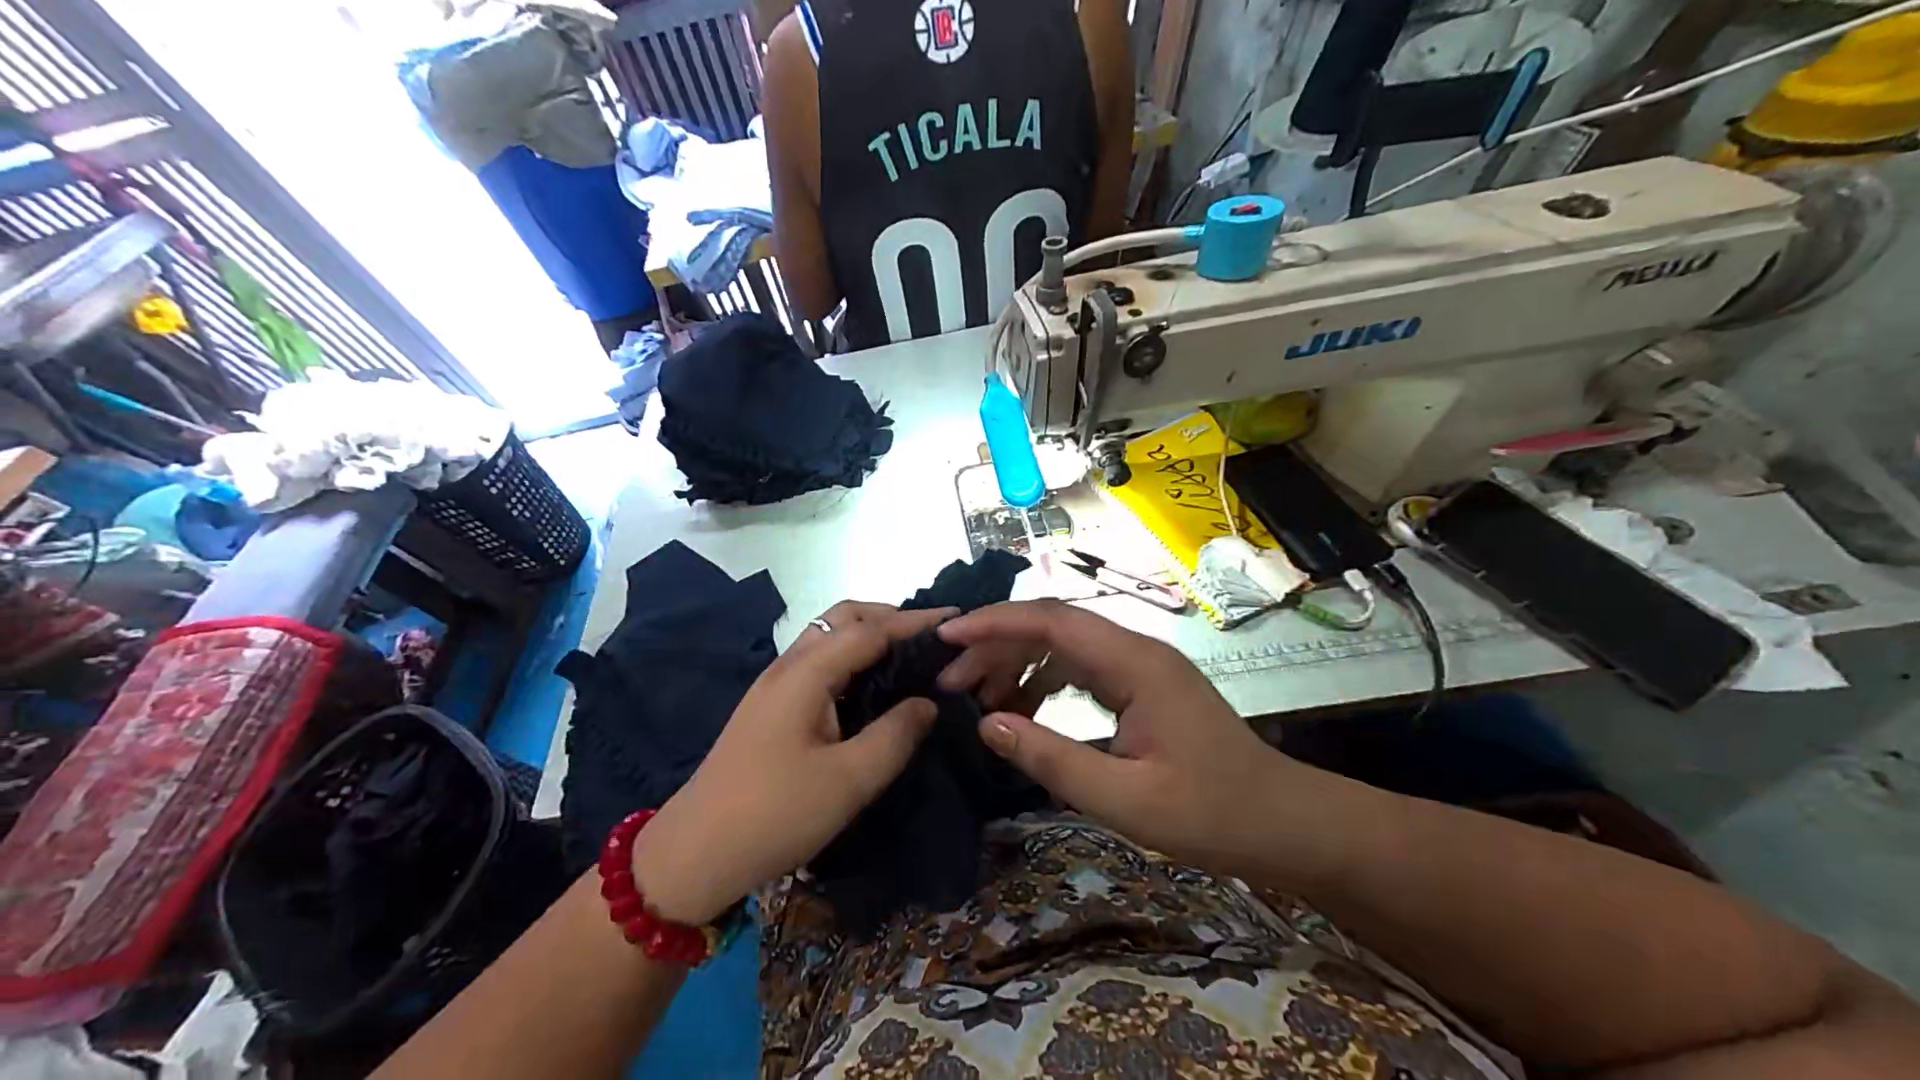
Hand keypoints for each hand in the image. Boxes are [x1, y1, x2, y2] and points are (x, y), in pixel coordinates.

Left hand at [631, 601, 954, 924]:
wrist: (694, 854)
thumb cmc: (775, 814)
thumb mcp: (849, 781)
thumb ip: (896, 735)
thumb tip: (928, 702)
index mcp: (805, 674)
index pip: (869, 629)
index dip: (915, 622)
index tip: (957, 621)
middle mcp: (788, 667)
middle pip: (843, 619)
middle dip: (890, 617)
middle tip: (933, 639)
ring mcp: (775, 687)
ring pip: (828, 639)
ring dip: (870, 636)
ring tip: (911, 656)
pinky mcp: (771, 709)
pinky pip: (820, 664)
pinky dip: (853, 659)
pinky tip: (873, 686)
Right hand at [937, 600, 1299, 875]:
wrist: (1281, 823)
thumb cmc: (1212, 814)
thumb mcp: (1125, 799)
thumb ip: (1052, 760)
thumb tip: (987, 724)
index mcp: (1135, 664)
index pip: (1053, 621)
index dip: (995, 622)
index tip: (946, 637)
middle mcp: (1135, 651)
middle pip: (1052, 627)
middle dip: (996, 646)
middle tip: (950, 683)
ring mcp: (1138, 667)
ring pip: (1062, 646)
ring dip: (1015, 664)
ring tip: (977, 699)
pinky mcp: (1138, 687)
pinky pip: (1078, 669)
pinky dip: (1041, 683)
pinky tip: (1020, 711)